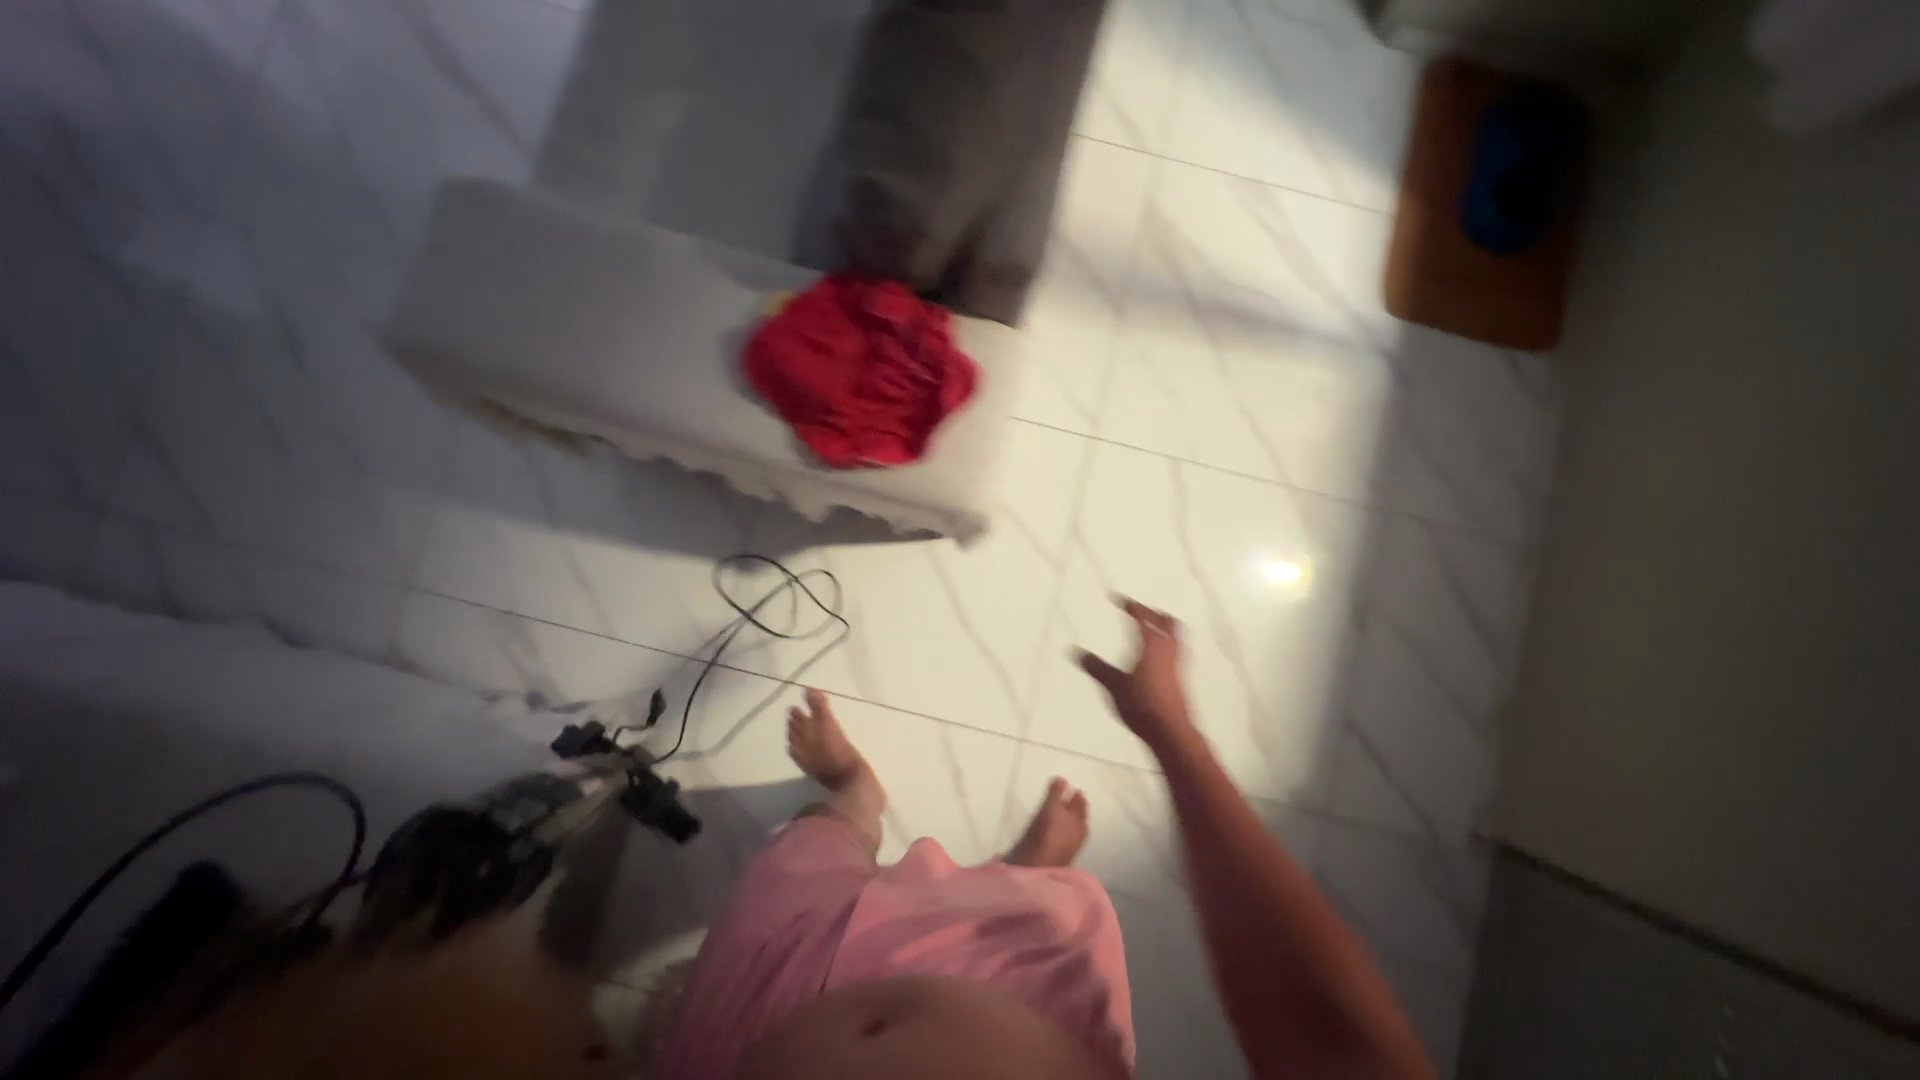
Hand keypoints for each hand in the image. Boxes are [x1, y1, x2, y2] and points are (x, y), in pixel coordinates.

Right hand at [1077, 597, 1195, 751]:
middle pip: (1168, 623)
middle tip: (1141, 613)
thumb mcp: (1114, 686)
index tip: (1118, 599)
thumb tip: (1076, 652)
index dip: (1132, 606)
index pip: (1144, 618)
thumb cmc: (1142, 704)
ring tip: (1151, 631)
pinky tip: (1156, 659)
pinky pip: (1176, 653)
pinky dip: (1166, 647)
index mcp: (1152, 646)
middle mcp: (1169, 651)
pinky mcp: (1181, 680)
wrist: (1171, 731)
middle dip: (1155, 614)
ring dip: (1164, 629)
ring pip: (1176, 638)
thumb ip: (1097, 668)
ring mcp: (1178, 666)